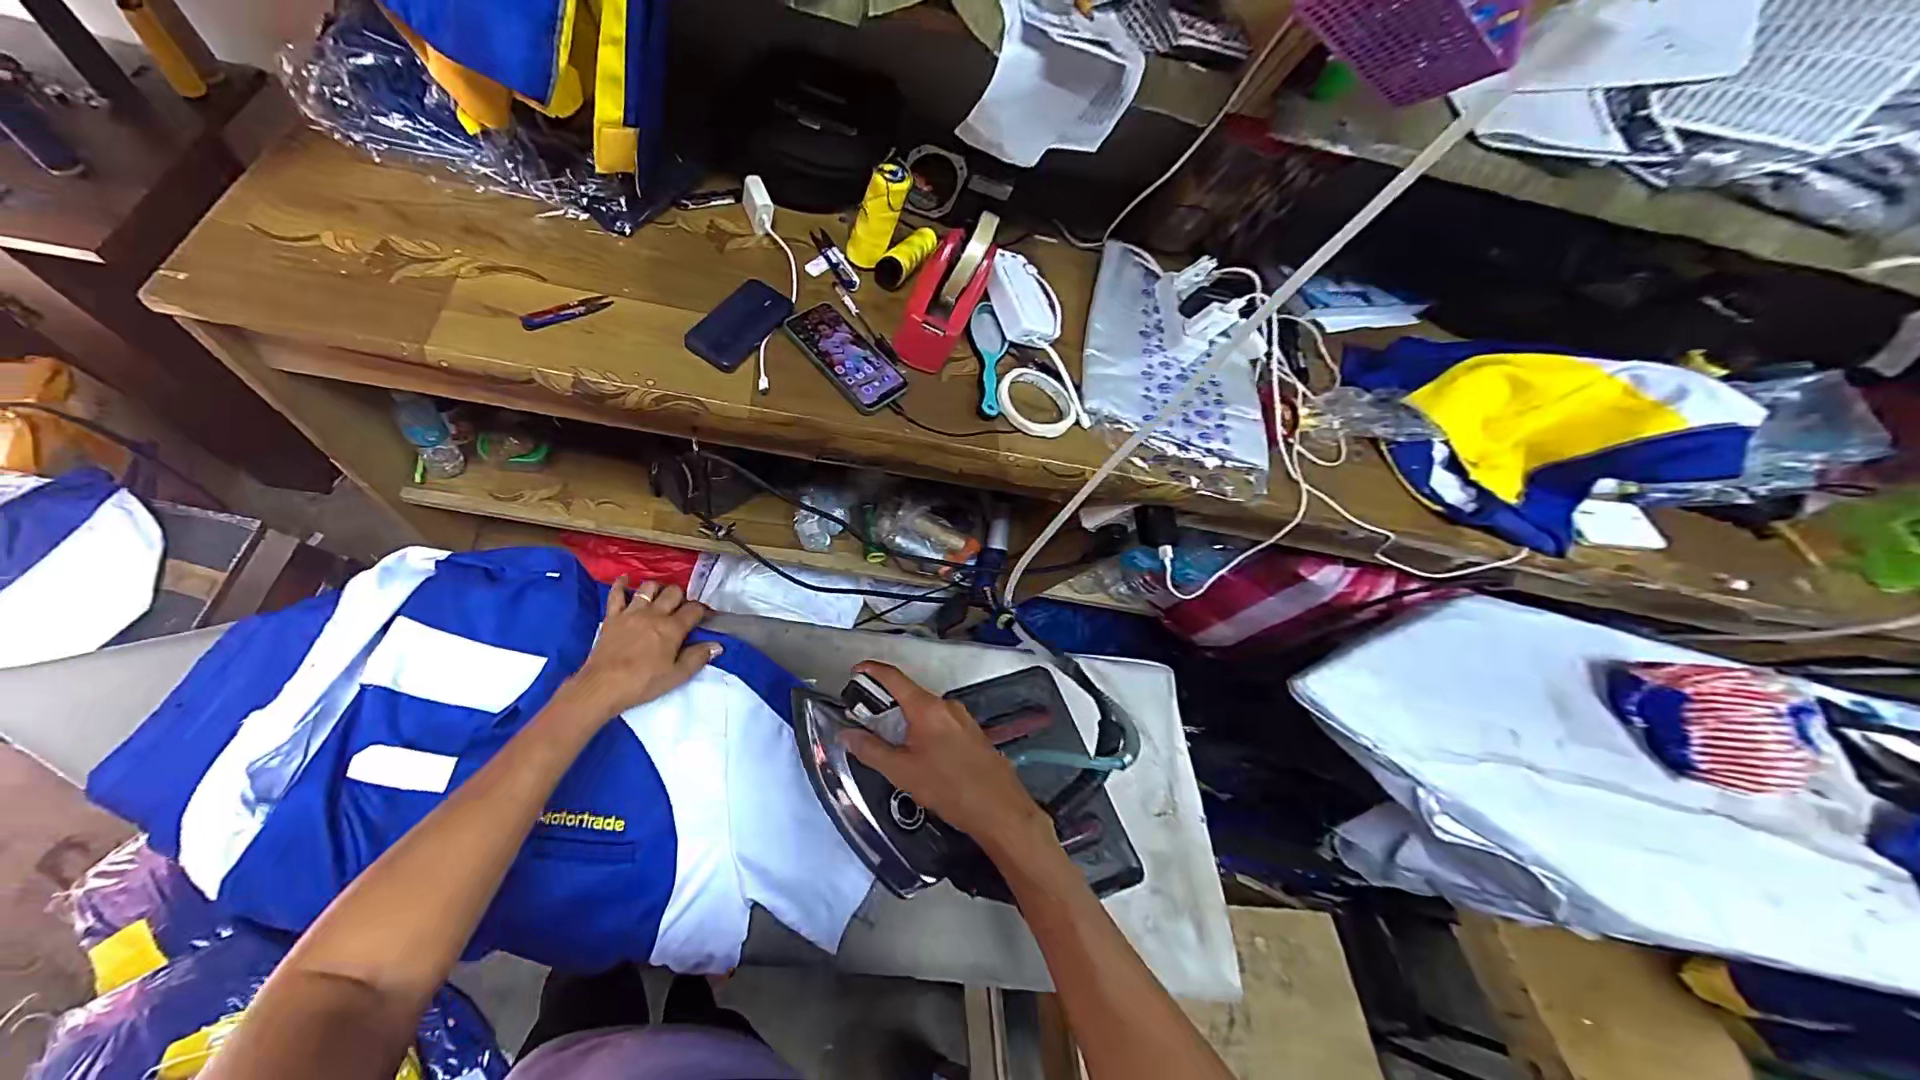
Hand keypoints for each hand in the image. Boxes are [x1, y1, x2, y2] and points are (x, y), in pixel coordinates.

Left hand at [558, 577, 718, 719]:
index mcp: (673, 628)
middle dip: (682, 597)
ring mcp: (632, 612)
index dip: (703, 610)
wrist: (603, 686)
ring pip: (649, 587)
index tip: (705, 616)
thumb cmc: (643, 682)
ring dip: (658, 588)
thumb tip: (717, 645)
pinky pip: (617, 593)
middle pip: (673, 592)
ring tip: (660, 596)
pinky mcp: (612, 616)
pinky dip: (621, 584)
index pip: (694, 609)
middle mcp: (654, 614)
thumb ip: (698, 657)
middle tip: (682, 607)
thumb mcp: (677, 675)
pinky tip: (625, 579)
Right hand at [839, 661, 1049, 854]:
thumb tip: (847, 734)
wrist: (999, 809)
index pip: (894, 677)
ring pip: (926, 711)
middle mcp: (947, 706)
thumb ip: (871, 750)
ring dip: (906, 719)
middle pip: (910, 694)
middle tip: (866, 719)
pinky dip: (924, 730)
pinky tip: (920, 754)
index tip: (856, 670)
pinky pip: (941, 723)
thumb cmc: (949, 788)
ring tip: (891, 742)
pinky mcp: (973, 734)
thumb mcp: (902, 772)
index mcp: (927, 708)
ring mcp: (963, 719)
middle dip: (887, 703)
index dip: (872, 670)